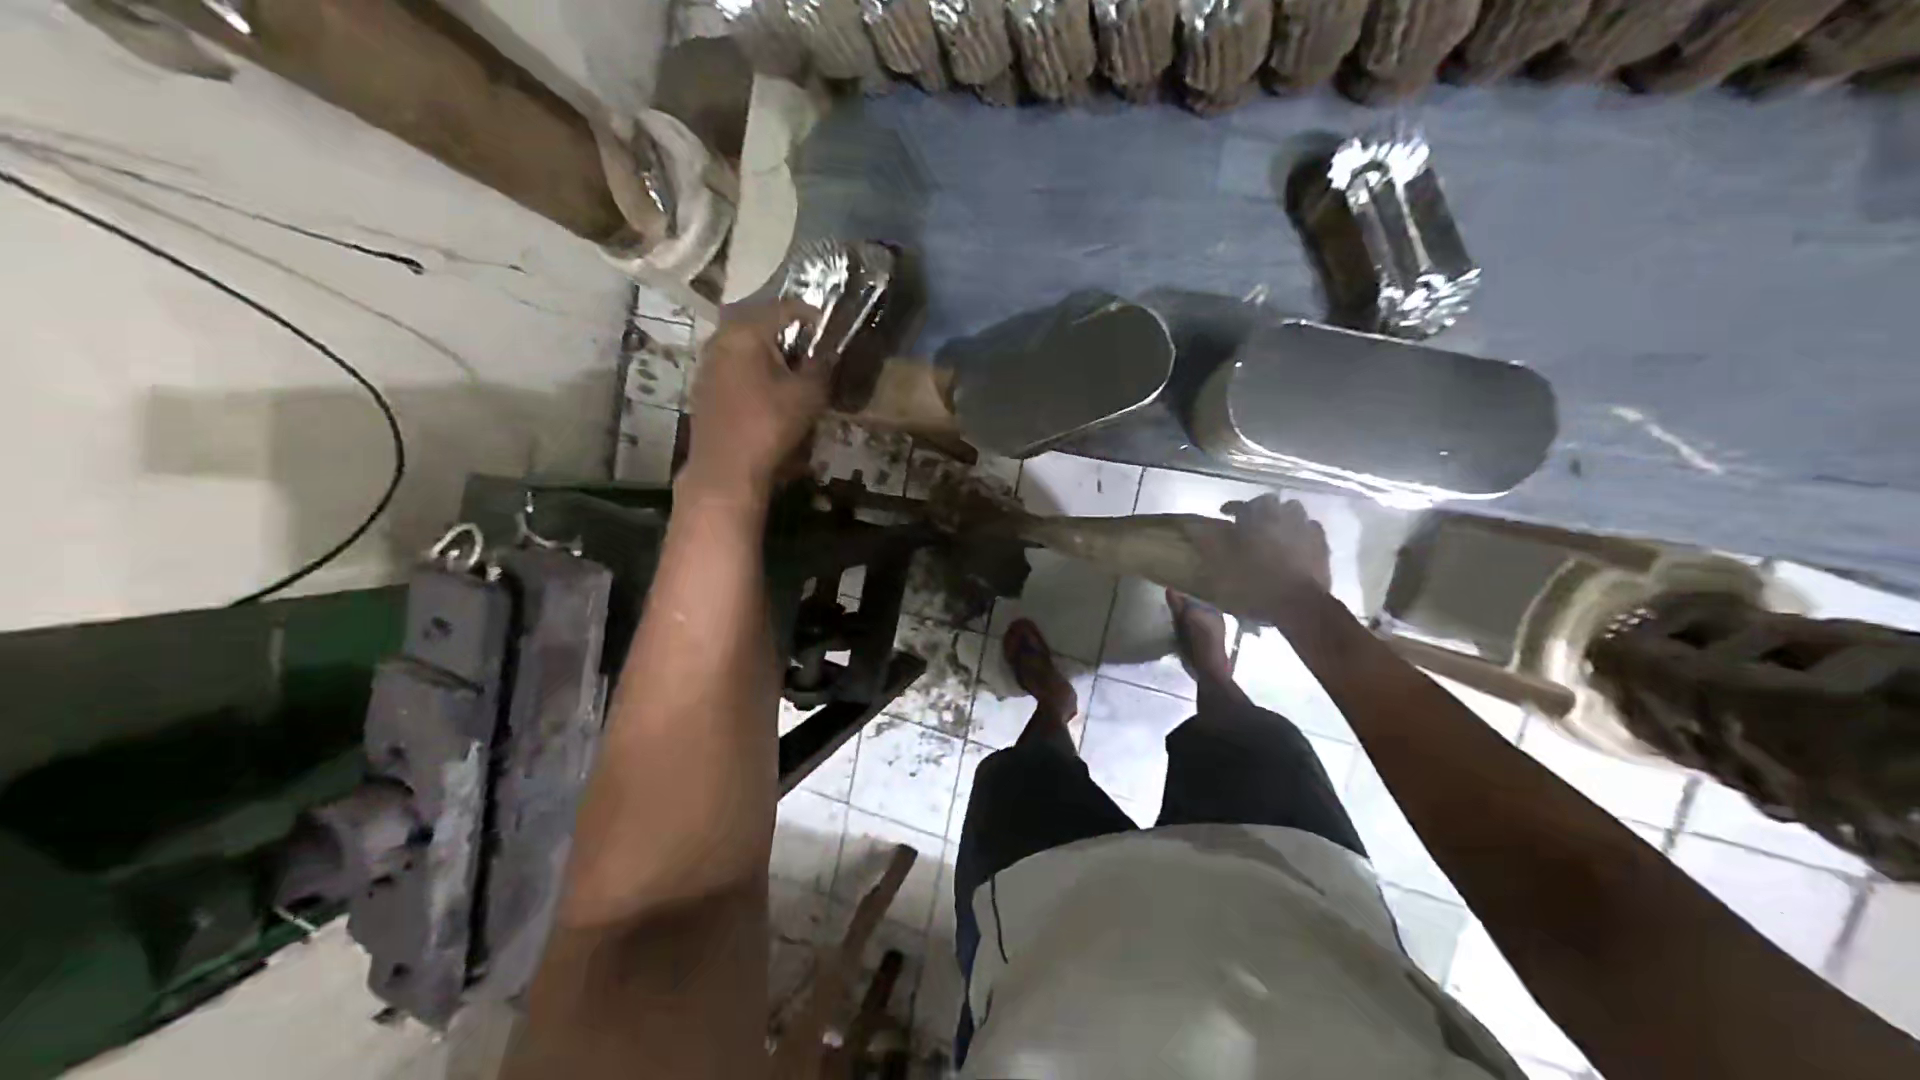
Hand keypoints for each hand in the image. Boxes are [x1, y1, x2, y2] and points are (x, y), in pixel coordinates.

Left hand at [679, 300, 832, 504]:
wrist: (725, 470)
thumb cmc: (769, 426)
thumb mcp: (809, 394)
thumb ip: (821, 366)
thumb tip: (828, 353)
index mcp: (745, 332)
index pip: (784, 307)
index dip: (812, 315)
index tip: (830, 331)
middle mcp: (720, 339)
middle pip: (760, 323)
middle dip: (789, 334)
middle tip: (812, 350)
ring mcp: (708, 365)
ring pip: (745, 346)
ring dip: (770, 354)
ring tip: (794, 373)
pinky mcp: (704, 389)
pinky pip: (735, 368)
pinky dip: (755, 372)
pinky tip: (770, 393)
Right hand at [1196, 494, 1333, 615]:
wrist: (1299, 606)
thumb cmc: (1255, 585)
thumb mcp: (1221, 567)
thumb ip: (1207, 544)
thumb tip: (1192, 526)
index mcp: (1258, 518)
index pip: (1242, 504)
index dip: (1231, 507)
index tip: (1223, 514)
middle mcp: (1284, 517)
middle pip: (1271, 502)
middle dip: (1259, 508)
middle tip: (1249, 521)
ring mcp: (1307, 530)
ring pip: (1295, 511)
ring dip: (1282, 515)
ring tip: (1273, 528)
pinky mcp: (1322, 546)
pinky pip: (1312, 528)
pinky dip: (1302, 530)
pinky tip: (1297, 540)